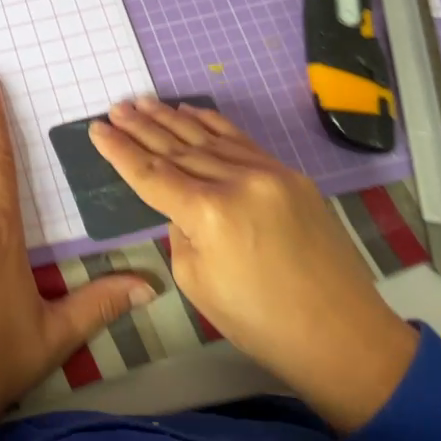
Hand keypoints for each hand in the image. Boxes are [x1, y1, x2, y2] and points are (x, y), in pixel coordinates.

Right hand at [91, 98, 417, 433]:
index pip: (151, 173)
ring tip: (140, 102)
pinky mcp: (290, 175)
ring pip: (206, 137)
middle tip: (114, 108)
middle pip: (175, 148)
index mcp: (208, 214)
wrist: (344, 338)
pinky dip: (211, 123)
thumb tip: (181, 203)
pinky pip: (240, 139)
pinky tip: (188, 111)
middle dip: (140, 127)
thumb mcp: (196, 282)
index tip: (97, 130)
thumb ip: (179, 230)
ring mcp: (267, 173)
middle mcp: (237, 182)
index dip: (119, 150)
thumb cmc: (261, 323)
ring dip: (169, 118)